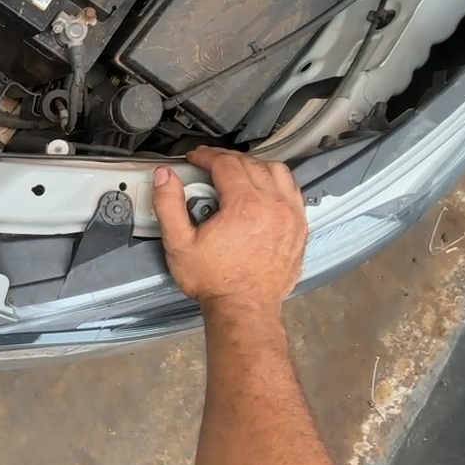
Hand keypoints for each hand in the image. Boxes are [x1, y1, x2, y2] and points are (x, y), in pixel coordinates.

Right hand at [154, 147, 308, 317]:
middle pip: (251, 164)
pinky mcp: (299, 228)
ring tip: (235, 171)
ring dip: (254, 165)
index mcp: (245, 206)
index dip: (206, 156)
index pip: (226, 164)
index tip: (194, 158)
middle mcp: (273, 206)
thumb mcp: (178, 243)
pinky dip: (276, 181)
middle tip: (208, 162)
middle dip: (226, 158)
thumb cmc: (213, 280)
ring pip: (278, 172)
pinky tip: (262, 188)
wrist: (244, 308)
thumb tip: (164, 177)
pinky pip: (293, 191)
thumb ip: (168, 205)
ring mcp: (291, 216)